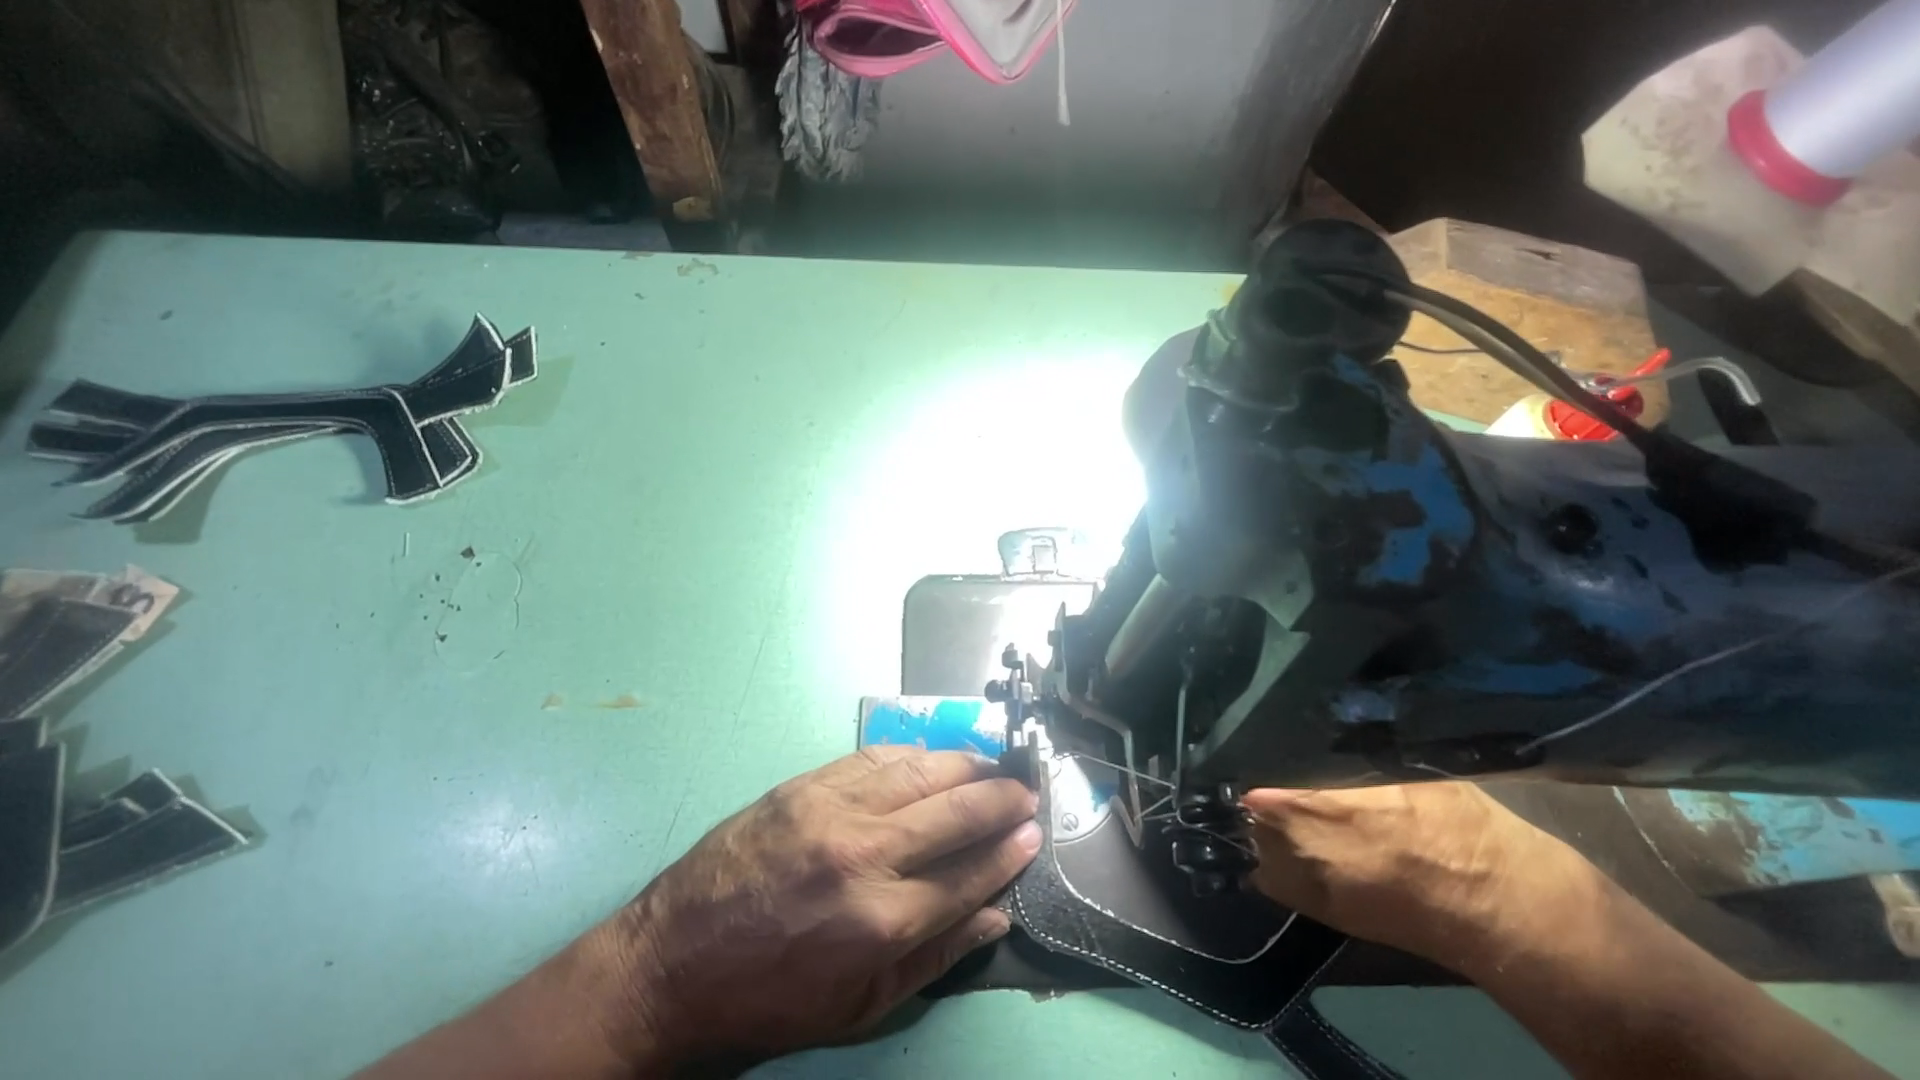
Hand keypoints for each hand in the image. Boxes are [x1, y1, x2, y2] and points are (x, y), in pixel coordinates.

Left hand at [608, 747, 1041, 1070]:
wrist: (672, 961)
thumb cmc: (770, 997)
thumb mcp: (860, 1007)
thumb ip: (935, 958)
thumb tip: (996, 916)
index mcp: (882, 919)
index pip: (969, 873)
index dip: (1009, 851)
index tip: (1034, 834)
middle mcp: (864, 853)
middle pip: (955, 811)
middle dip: (1002, 799)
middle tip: (1029, 791)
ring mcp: (830, 810)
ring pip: (919, 772)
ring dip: (965, 765)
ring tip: (994, 765)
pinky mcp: (801, 787)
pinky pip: (872, 757)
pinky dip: (912, 753)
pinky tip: (933, 756)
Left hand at [1241, 782, 1588, 971]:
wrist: (1505, 911)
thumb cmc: (1466, 830)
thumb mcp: (1411, 774)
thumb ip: (1354, 765)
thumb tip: (1320, 744)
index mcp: (1333, 806)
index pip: (1264, 789)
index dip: (1258, 774)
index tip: (1259, 759)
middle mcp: (1311, 847)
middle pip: (1256, 817)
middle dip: (1262, 801)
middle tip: (1274, 782)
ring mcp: (1313, 885)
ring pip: (1260, 848)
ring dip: (1266, 832)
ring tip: (1284, 815)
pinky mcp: (1322, 915)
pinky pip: (1272, 882)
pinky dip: (1273, 864)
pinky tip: (1290, 848)